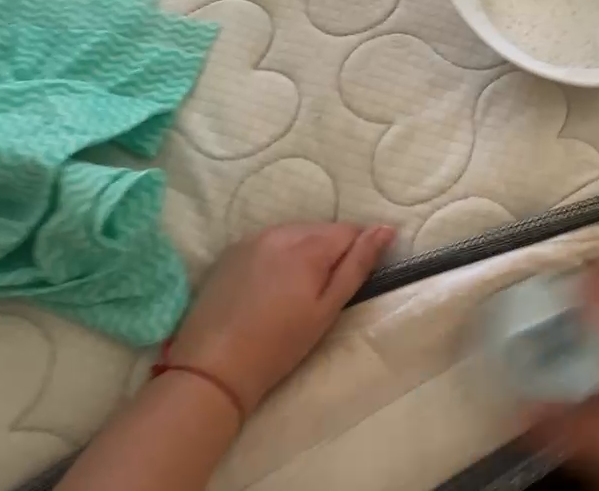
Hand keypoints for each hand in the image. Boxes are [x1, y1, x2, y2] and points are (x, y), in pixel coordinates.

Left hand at [165, 222, 394, 408]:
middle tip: (320, 293)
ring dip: (304, 252)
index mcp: (309, 245)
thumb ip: (358, 264)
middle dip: (330, 252)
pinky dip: (279, 256)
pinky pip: (271, 241)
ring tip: (295, 291)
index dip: (356, 255)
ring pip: (297, 233)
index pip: (351, 231)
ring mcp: (253, 239)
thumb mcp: (327, 309)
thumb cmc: (280, 345)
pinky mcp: (232, 251)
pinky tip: (270, 286)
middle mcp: (282, 231)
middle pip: (323, 230)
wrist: (212, 369)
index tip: (345, 284)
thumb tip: (386, 228)